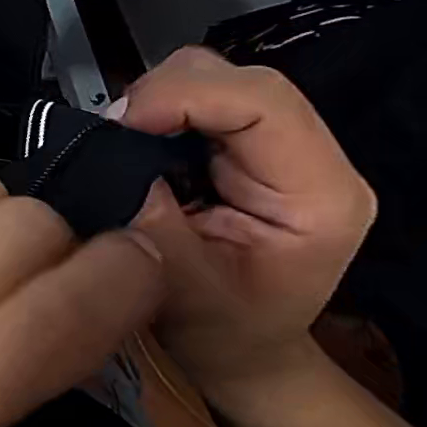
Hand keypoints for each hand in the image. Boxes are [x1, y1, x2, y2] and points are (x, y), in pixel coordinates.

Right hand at [119, 48, 375, 392]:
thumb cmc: (225, 335)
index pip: (263, 103)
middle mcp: (310, 156)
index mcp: (320, 195)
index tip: (120, 122)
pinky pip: (197, 94)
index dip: (185, 95)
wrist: (244, 349)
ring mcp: (279, 143)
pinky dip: (158, 107)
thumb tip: (106, 153)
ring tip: (124, 141)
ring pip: (214, 77)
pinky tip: (140, 140)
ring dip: (158, 98)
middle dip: (165, 93)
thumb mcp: (184, 292)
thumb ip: (151, 221)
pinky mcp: (245, 140)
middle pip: (237, 78)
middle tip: (113, 133)